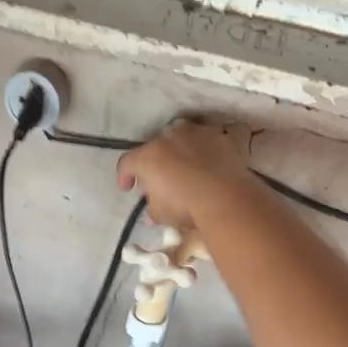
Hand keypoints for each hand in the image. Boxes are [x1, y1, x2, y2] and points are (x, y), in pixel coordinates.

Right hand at [116, 119, 258, 230]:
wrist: (223, 197)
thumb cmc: (183, 206)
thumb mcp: (159, 214)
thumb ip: (151, 207)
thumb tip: (152, 209)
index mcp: (148, 157)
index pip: (127, 162)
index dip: (124, 176)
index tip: (128, 189)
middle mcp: (169, 137)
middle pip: (154, 147)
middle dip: (154, 163)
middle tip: (158, 181)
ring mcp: (195, 133)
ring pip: (179, 137)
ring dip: (177, 150)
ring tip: (182, 167)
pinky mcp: (218, 136)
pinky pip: (203, 141)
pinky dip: (201, 151)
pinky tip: (205, 165)